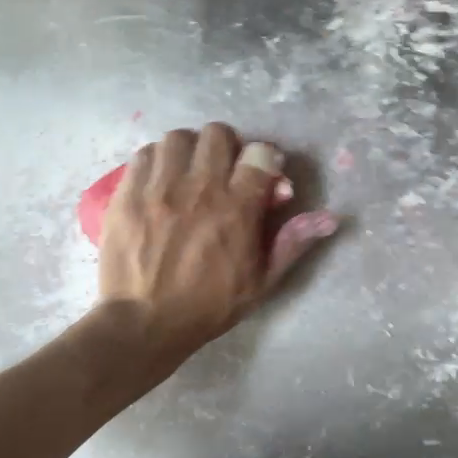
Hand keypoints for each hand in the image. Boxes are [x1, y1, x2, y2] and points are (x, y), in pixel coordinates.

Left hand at [97, 124, 338, 359]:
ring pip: (179, 138)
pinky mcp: (127, 193)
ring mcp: (159, 187)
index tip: (261, 175)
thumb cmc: (208, 306)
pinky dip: (157, 162)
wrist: (143, 323)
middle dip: (226, 149)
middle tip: (222, 172)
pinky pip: (144, 153)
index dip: (265, 160)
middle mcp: (199, 187)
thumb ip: (292, 242)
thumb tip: (330, 218)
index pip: (260, 153)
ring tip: (186, 174)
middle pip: (218, 134)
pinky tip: (158, 183)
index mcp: (237, 208)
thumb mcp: (261, 282)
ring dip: (189, 152)